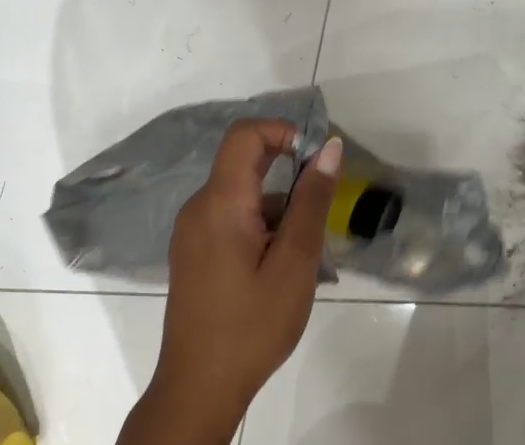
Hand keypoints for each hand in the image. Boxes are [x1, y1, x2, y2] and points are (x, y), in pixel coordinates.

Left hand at [131, 120, 341, 442]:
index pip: (245, 135)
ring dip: (283, 206)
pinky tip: (286, 267)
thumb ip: (313, 199)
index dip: (283, 132)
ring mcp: (194, 234)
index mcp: (220, 204)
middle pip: (246, 162)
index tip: (316, 161)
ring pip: (246, 193)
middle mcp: (200, 210)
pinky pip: (235, 218)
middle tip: (322, 207)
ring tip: (307, 253)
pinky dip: (266, 225)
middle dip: (291, 172)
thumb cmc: (252, 324)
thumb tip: (330, 147)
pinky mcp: (197, 255)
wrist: (198, 392)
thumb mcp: (296, 261)